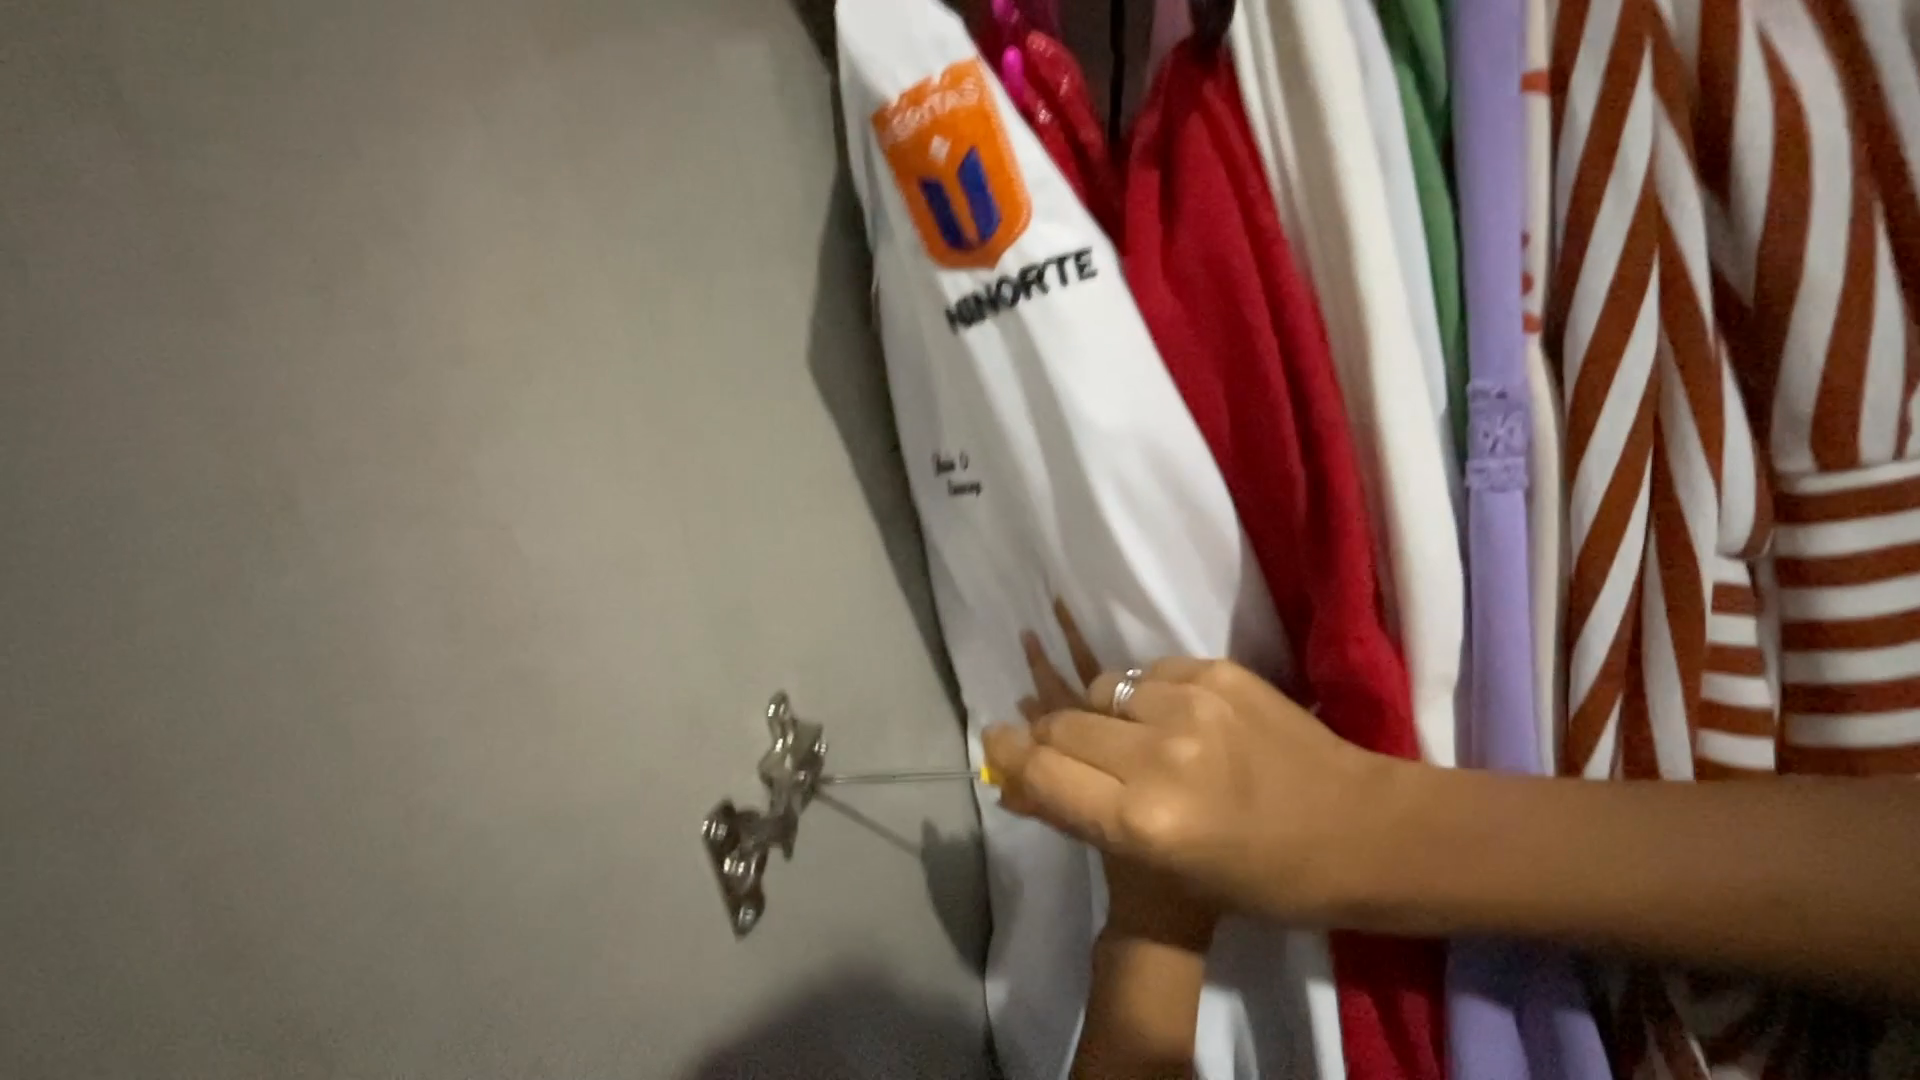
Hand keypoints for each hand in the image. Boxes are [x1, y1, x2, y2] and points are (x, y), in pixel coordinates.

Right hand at [986, 655, 1394, 926]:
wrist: (1360, 828)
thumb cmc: (1259, 876)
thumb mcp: (1161, 868)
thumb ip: (1080, 817)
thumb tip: (1013, 779)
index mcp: (1146, 822)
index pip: (1042, 771)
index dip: (1012, 757)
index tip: (998, 746)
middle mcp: (1161, 754)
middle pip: (1062, 724)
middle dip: (1054, 740)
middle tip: (1075, 756)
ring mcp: (1191, 702)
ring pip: (1101, 689)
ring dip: (1104, 715)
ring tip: (1139, 739)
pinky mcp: (1216, 669)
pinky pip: (1146, 673)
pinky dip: (1145, 696)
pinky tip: (1178, 720)